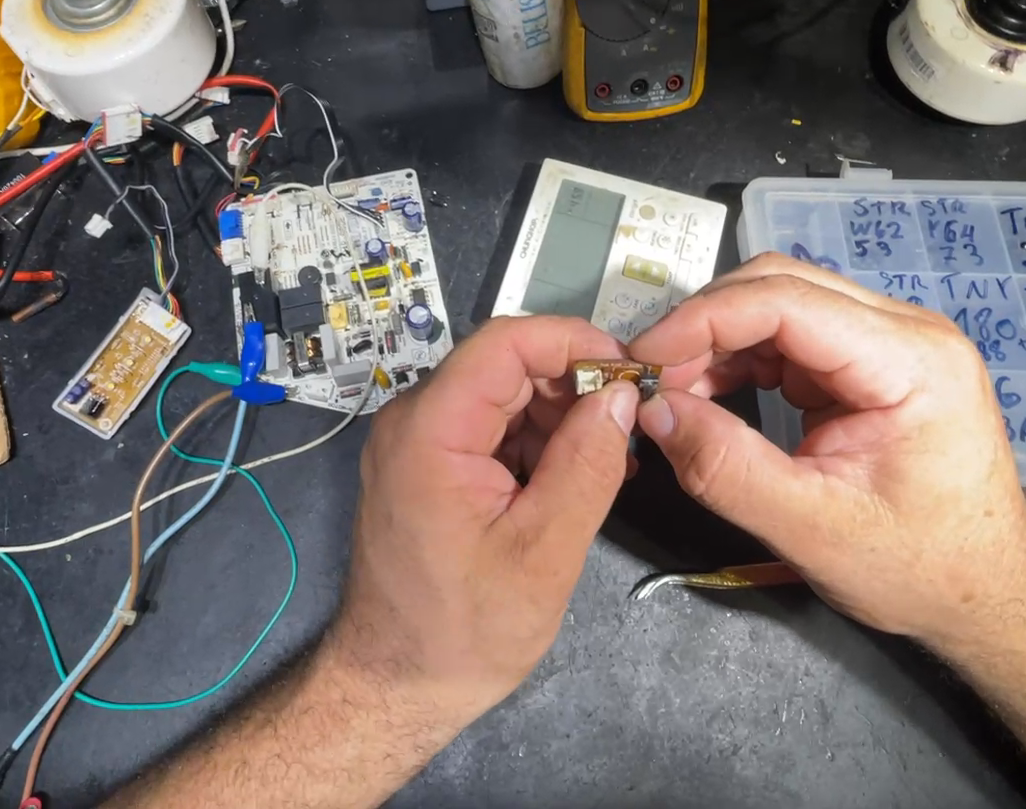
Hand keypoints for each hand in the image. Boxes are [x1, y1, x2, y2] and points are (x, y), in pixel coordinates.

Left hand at [321, 316, 638, 732]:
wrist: (396, 682)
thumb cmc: (466, 629)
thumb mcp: (543, 551)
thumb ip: (587, 465)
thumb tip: (622, 396)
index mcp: (430, 428)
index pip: (503, 342)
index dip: (571, 341)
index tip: (628, 370)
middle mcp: (414, 418)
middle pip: (503, 365)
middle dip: (572, 383)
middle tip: (630, 421)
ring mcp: (417, 439)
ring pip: (501, 394)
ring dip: (559, 414)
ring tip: (612, 457)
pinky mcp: (428, 462)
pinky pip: (489, 426)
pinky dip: (535, 440)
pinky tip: (575, 472)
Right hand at [625, 254, 1025, 649]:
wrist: (988, 598)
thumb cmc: (921, 569)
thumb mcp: (814, 531)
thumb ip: (727, 469)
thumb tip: (650, 411)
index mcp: (910, 359)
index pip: (786, 300)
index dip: (703, 320)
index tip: (643, 361)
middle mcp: (902, 329)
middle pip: (778, 286)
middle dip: (703, 324)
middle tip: (650, 377)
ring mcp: (883, 340)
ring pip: (774, 303)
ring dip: (713, 340)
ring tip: (671, 390)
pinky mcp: (862, 361)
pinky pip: (782, 335)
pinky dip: (734, 358)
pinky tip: (706, 393)